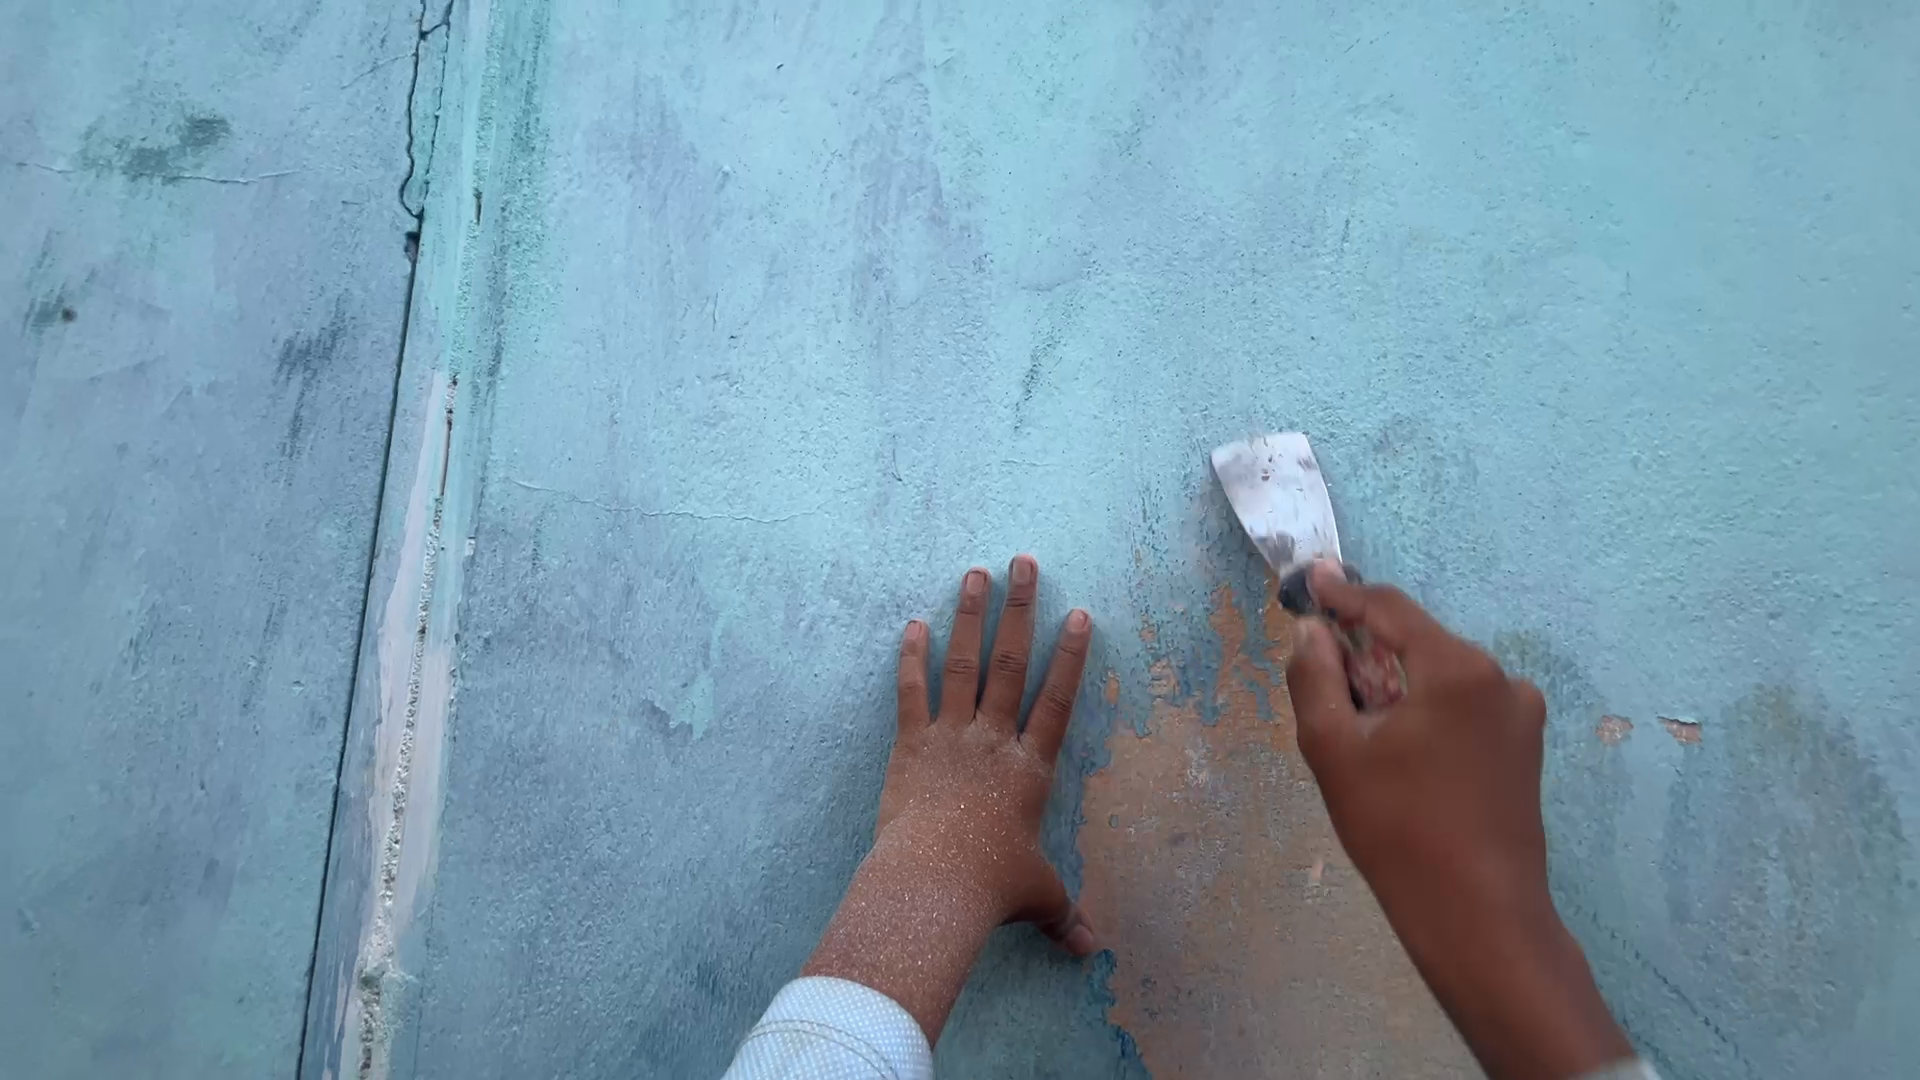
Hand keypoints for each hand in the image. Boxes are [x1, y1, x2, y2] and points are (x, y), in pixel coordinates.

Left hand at [804, 555, 1094, 1040]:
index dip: (1070, 655)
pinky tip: (911, 623)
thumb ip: (1063, 913)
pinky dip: (911, 657)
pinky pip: (912, 691)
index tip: (1078, 613)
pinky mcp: (911, 743)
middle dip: (1020, 609)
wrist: (933, 885)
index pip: (1057, 699)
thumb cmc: (991, 887)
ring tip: (975, 573)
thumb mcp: (1037, 896)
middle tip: (1024, 564)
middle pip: (1012, 662)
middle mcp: (994, 738)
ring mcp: (951, 734)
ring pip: (965, 663)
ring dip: (970, 616)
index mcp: (1029, 767)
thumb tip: (1092, 952)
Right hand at [1287, 562, 1632, 1079]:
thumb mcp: (1331, 745)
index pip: (1388, 608)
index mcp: (1456, 669)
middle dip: (1363, 651)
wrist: (1477, 915)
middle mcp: (1499, 678)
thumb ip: (1314, 674)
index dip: (1342, 593)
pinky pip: (1457, 701)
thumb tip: (1312, 629)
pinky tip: (1396, 751)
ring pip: (1434, 673)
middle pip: (1413, 641)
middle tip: (1323, 685)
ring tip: (1357, 732)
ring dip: (1390, 683)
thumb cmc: (1395, 825)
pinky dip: (1418, 707)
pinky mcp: (1522, 744)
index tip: (1309, 579)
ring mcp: (1519, 713)